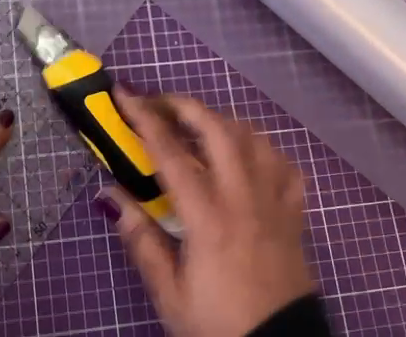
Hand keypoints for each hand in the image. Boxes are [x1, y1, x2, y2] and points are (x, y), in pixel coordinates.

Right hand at [99, 91, 315, 336]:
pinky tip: (247, 158)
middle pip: (217, 129)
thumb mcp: (171, 295)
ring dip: (222, 123)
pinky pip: (284, 166)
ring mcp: (274, 203)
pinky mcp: (295, 217)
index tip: (124, 92)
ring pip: (253, 138)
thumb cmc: (220, 327)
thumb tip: (111, 196)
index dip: (144, 117)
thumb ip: (142, 241)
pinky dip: (263, 151)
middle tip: (159, 104)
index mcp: (207, 217)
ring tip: (199, 128)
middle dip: (185, 106)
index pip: (170, 152)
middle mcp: (242, 198)